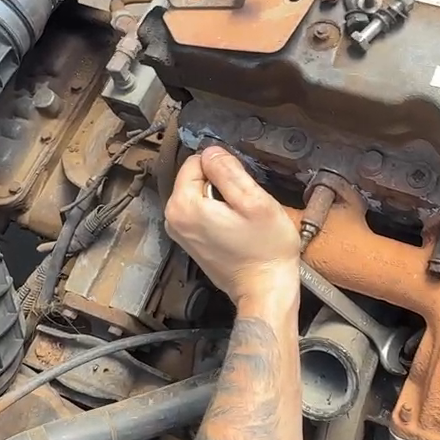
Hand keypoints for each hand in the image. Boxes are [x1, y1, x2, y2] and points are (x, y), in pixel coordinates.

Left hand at [165, 146, 299, 306]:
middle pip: (195, 177)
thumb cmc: (266, 250)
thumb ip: (229, 171)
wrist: (266, 289)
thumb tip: (212, 151)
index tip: (242, 185)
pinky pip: (202, 211)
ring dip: (221, 197)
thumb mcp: (254, 202)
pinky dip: (219, 212)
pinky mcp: (191, 241)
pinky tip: (237, 226)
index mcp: (183, 206)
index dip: (224, 167)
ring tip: (242, 215)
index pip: (196, 161)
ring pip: (200, 193)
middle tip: (245, 202)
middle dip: (221, 182)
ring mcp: (180, 232)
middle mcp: (173, 219)